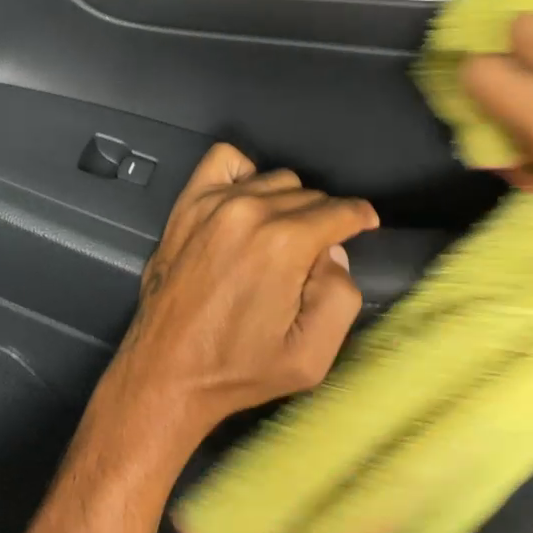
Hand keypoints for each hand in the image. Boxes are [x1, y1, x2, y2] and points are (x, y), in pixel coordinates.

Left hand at [119, 142, 378, 429]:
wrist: (167, 373)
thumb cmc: (239, 369)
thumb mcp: (311, 355)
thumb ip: (341, 297)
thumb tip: (335, 254)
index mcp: (283, 245)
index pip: (339, 211)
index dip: (360, 218)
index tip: (366, 225)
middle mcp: (250, 211)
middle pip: (310, 196)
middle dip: (323, 221)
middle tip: (314, 257)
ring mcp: (214, 202)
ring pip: (275, 180)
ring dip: (288, 203)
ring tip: (281, 237)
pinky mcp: (187, 203)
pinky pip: (226, 160)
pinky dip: (245, 173)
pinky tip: (248, 203)